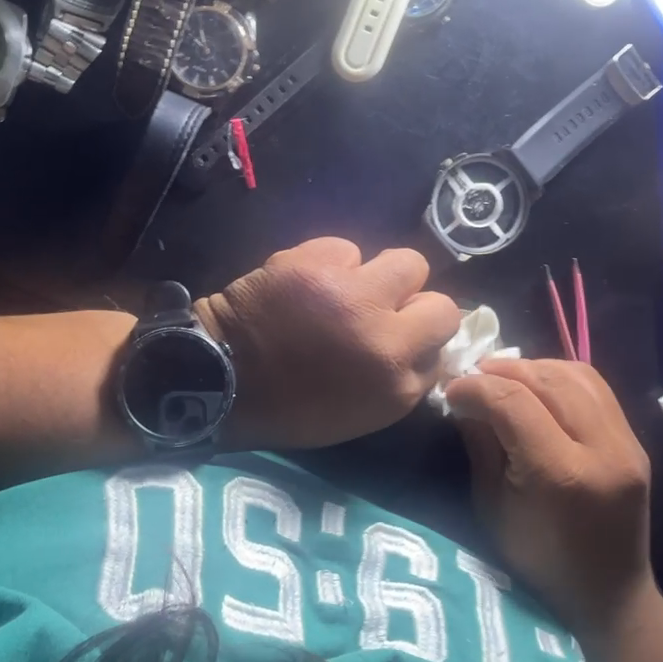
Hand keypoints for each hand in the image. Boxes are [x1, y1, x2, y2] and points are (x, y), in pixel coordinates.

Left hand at [196, 237, 461, 449]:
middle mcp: (384, 334)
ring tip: (338, 293)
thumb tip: (424, 342)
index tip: (399, 335)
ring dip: (375, 276)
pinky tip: (304, 283)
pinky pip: (345, 248)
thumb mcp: (362, 413)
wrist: (218, 379)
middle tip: (376, 309)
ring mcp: (351, 292)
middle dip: (411, 301)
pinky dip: (330, 262)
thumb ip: (403, 377)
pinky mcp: (314, 262)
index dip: (421, 333)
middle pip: (436, 297)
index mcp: (397, 381)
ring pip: (401, 260)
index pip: (445, 339)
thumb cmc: (288, 407)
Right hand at [445, 360, 654, 627]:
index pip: (512, 402)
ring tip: (503, 380)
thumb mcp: (492, 508)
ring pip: (576, 375)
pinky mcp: (635, 442)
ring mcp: (627, 443)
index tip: (451, 392)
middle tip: (471, 379)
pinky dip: (561, 379)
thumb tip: (465, 400)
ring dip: (533, 368)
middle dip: (501, 371)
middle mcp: (602, 449)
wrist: (608, 596)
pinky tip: (537, 389)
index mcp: (560, 474)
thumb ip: (481, 446)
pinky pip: (596, 390)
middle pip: (546, 380)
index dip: (474, 388)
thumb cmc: (538, 562)